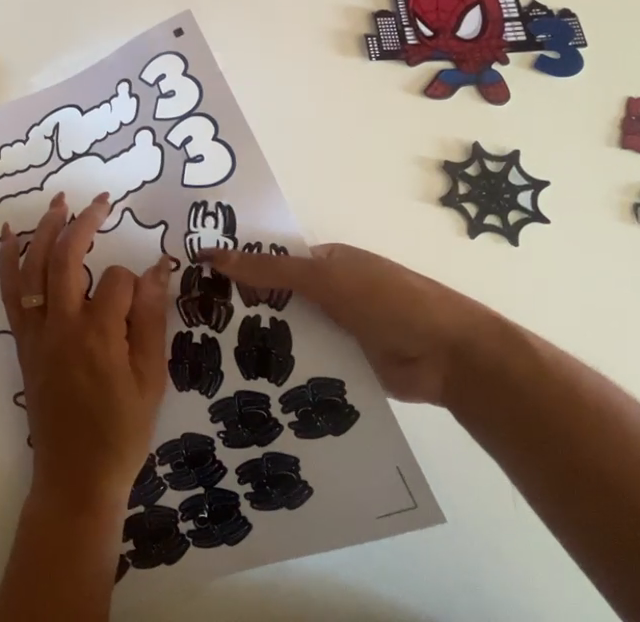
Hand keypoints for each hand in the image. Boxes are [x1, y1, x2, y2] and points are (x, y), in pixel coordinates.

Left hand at [0, 192, 172, 515]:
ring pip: (34, 266)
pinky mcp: (22, 340)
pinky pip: (10, 291)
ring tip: (57, 202)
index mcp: (98, 333)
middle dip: (85, 223)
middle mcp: (61, 323)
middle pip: (68, 256)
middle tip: (101, 200)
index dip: (136, 281)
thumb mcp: (151, 379)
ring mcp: (36, 330)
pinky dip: (7, 260)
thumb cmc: (121, 430)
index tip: (149, 290)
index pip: (118, 281)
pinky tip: (7, 235)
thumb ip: (150, 320)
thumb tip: (157, 269)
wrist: (75, 472)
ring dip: (44, 230)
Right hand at [208, 243, 501, 405]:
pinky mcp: (345, 366)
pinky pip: (305, 365)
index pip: (269, 262)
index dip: (233, 269)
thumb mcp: (325, 279)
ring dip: (260, 346)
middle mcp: (328, 294)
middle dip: (240, 311)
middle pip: (275, 301)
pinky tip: (245, 384)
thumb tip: (212, 254)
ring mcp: (337, 331)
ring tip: (205, 360)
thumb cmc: (388, 301)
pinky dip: (283, 372)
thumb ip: (270, 270)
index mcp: (325, 263)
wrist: (452, 357)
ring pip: (287, 336)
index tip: (191, 283)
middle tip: (187, 326)